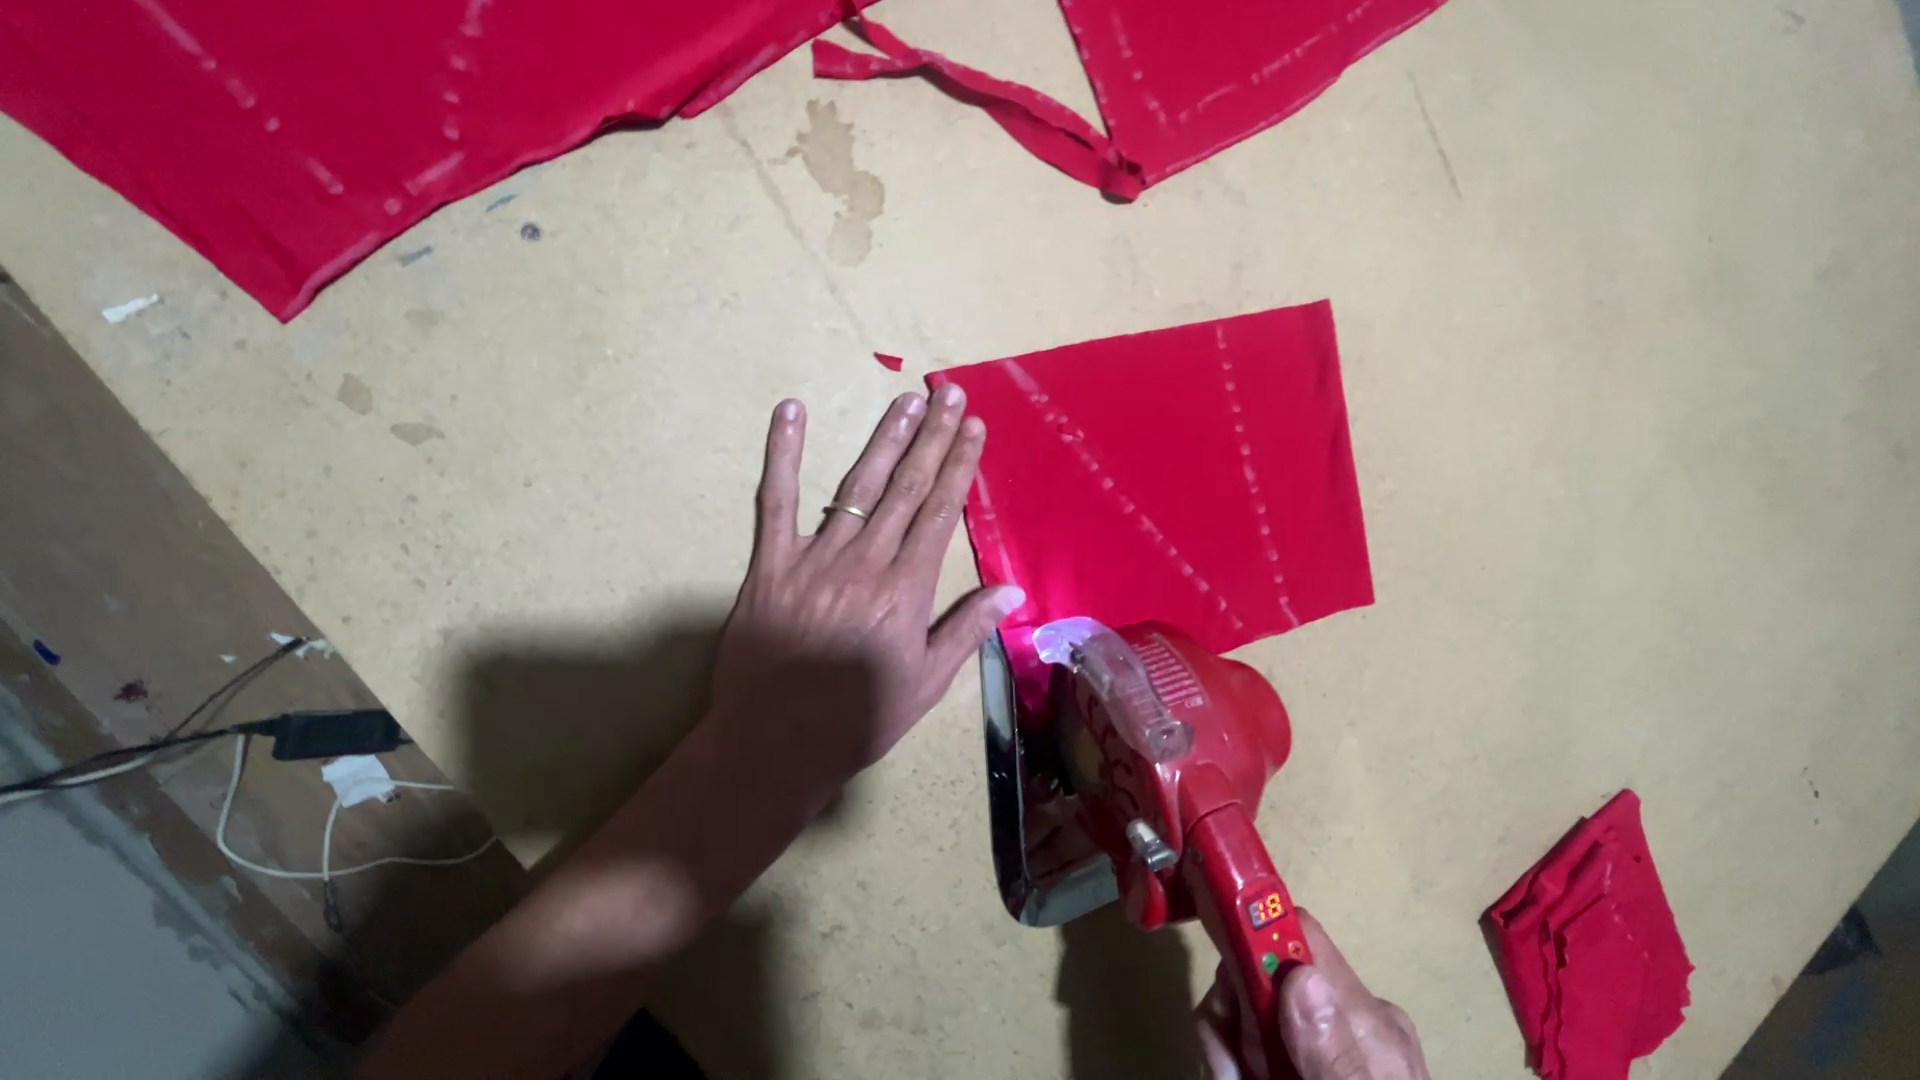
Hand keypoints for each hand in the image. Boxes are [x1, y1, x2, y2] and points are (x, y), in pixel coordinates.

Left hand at [708, 388, 1025, 790]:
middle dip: (931, 438)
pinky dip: (783, 454)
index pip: (940, 513)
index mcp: (906, 590)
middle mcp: (866, 562)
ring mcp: (815, 558)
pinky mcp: (769, 564)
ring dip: (883, 440)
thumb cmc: (858, 718)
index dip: (958, 466)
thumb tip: (1013, 590)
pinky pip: (775, 501)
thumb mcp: (926, 683)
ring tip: (905, 402)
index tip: (972, 429)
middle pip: (906, 489)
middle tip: (949, 395)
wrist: (776, 742)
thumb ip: (966, 630)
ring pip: (857, 488)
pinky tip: (791, 412)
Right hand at [1196, 911, 1429, 1079]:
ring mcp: (1324, 1046)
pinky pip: (1248, 1041)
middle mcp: (1348, 1020)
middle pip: (1261, 972)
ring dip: (1224, 1047)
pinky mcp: (1300, 1064)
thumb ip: (1336, 1061)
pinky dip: (1232, 1062)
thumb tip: (1303, 978)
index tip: (1228, 1001)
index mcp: (1370, 1022)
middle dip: (1229, 1015)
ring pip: (1245, 1008)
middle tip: (1230, 1077)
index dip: (1253, 946)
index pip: (1301, 936)